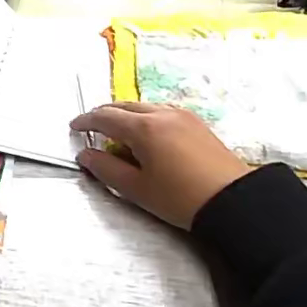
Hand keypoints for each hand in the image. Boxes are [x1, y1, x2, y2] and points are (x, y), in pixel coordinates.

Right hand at [71, 103, 252, 229]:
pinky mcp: (196, 122)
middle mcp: (162, 114)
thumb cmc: (180, 199)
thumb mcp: (137, 189)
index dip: (86, 121)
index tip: (75, 127)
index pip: (106, 117)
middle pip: (125, 106)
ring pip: (144, 106)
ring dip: (127, 115)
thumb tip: (86, 155)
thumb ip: (107, 169)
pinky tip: (146, 135)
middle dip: (105, 114)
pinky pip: (162, 111)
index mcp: (144, 128)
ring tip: (118, 134)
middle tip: (92, 128)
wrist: (231, 200)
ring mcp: (182, 115)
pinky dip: (146, 117)